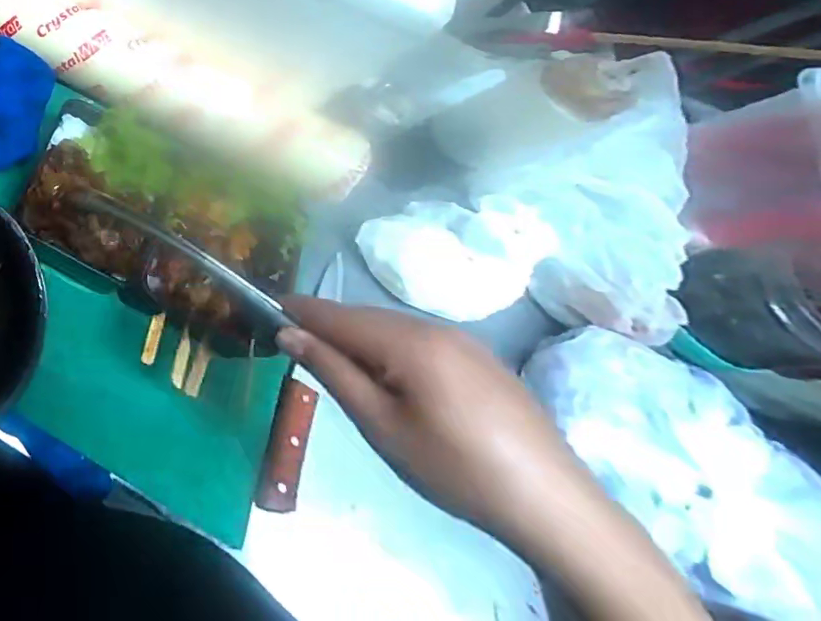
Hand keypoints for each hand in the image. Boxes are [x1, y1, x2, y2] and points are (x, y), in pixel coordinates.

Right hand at [277, 297, 706, 620]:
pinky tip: (390, 378)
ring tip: (339, 367)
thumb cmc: (455, 467)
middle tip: (296, 350)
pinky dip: (389, 347)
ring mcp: (464, 340)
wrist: (558, 509)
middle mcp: (433, 327)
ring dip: (357, 338)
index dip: (295, 311)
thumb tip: (288, 331)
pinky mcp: (482, 358)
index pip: (333, 313)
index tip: (263, 314)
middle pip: (361, 316)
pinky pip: (417, 339)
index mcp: (406, 339)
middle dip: (325, 326)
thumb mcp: (380, 424)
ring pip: (389, 326)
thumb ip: (331, 370)